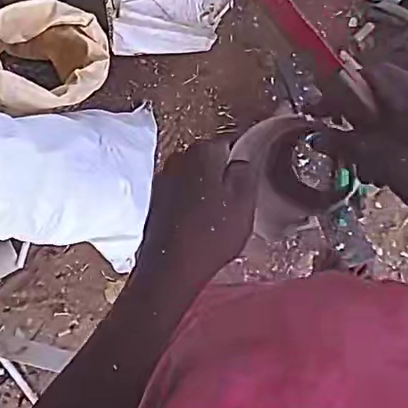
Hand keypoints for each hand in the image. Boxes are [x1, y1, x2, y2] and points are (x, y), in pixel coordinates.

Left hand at [134, 138, 259, 286]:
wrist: (172, 265)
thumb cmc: (212, 232)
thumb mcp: (244, 199)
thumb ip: (246, 170)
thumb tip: (241, 159)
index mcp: (203, 152)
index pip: (231, 143)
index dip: (244, 159)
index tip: (252, 176)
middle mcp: (178, 159)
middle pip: (209, 159)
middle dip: (223, 174)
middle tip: (238, 199)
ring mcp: (163, 179)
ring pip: (194, 177)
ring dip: (206, 189)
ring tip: (220, 214)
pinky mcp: (155, 200)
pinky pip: (181, 193)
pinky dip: (191, 202)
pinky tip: (200, 222)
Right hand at [323, 64, 407, 257]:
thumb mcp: (384, 164)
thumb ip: (348, 144)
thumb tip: (315, 136)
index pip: (373, 73)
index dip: (343, 87)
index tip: (323, 110)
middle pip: (387, 89)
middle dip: (358, 110)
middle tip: (339, 134)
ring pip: (403, 107)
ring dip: (377, 125)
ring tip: (364, 155)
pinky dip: (398, 133)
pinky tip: (390, 160)